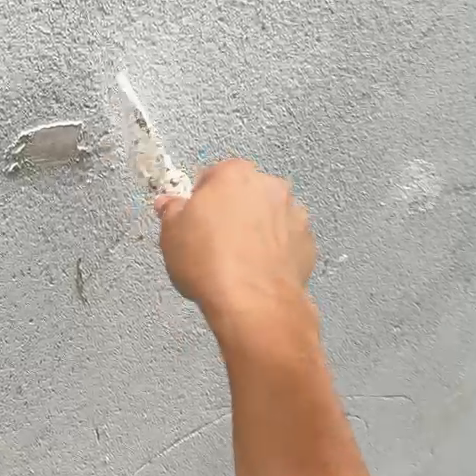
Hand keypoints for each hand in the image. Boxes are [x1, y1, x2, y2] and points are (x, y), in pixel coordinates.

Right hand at [154, 160, 315, 328]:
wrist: (252, 300)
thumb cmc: (209, 263)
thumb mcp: (171, 235)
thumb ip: (171, 211)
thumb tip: (170, 204)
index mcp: (233, 174)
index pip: (211, 176)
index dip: (198, 200)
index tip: (191, 219)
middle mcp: (268, 186)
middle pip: (243, 193)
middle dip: (229, 212)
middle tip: (211, 241)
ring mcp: (292, 213)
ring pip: (267, 216)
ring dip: (253, 230)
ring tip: (234, 261)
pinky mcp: (306, 241)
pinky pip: (284, 240)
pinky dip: (272, 250)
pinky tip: (254, 271)